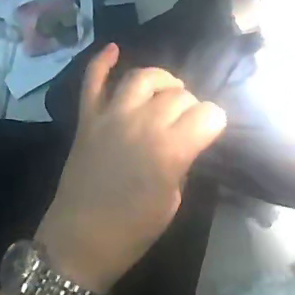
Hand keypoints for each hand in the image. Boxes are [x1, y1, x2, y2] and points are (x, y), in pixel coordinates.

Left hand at [35, 44, 226, 292]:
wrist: (78, 244)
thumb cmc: (133, 231)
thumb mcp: (173, 200)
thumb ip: (182, 162)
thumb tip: (186, 142)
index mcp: (170, 149)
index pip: (209, 114)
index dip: (215, 122)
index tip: (212, 133)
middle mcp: (142, 123)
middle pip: (179, 94)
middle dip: (192, 105)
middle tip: (190, 122)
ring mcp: (110, 117)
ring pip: (143, 77)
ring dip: (162, 80)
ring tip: (167, 92)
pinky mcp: (87, 120)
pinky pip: (92, 82)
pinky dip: (102, 62)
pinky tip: (114, 50)